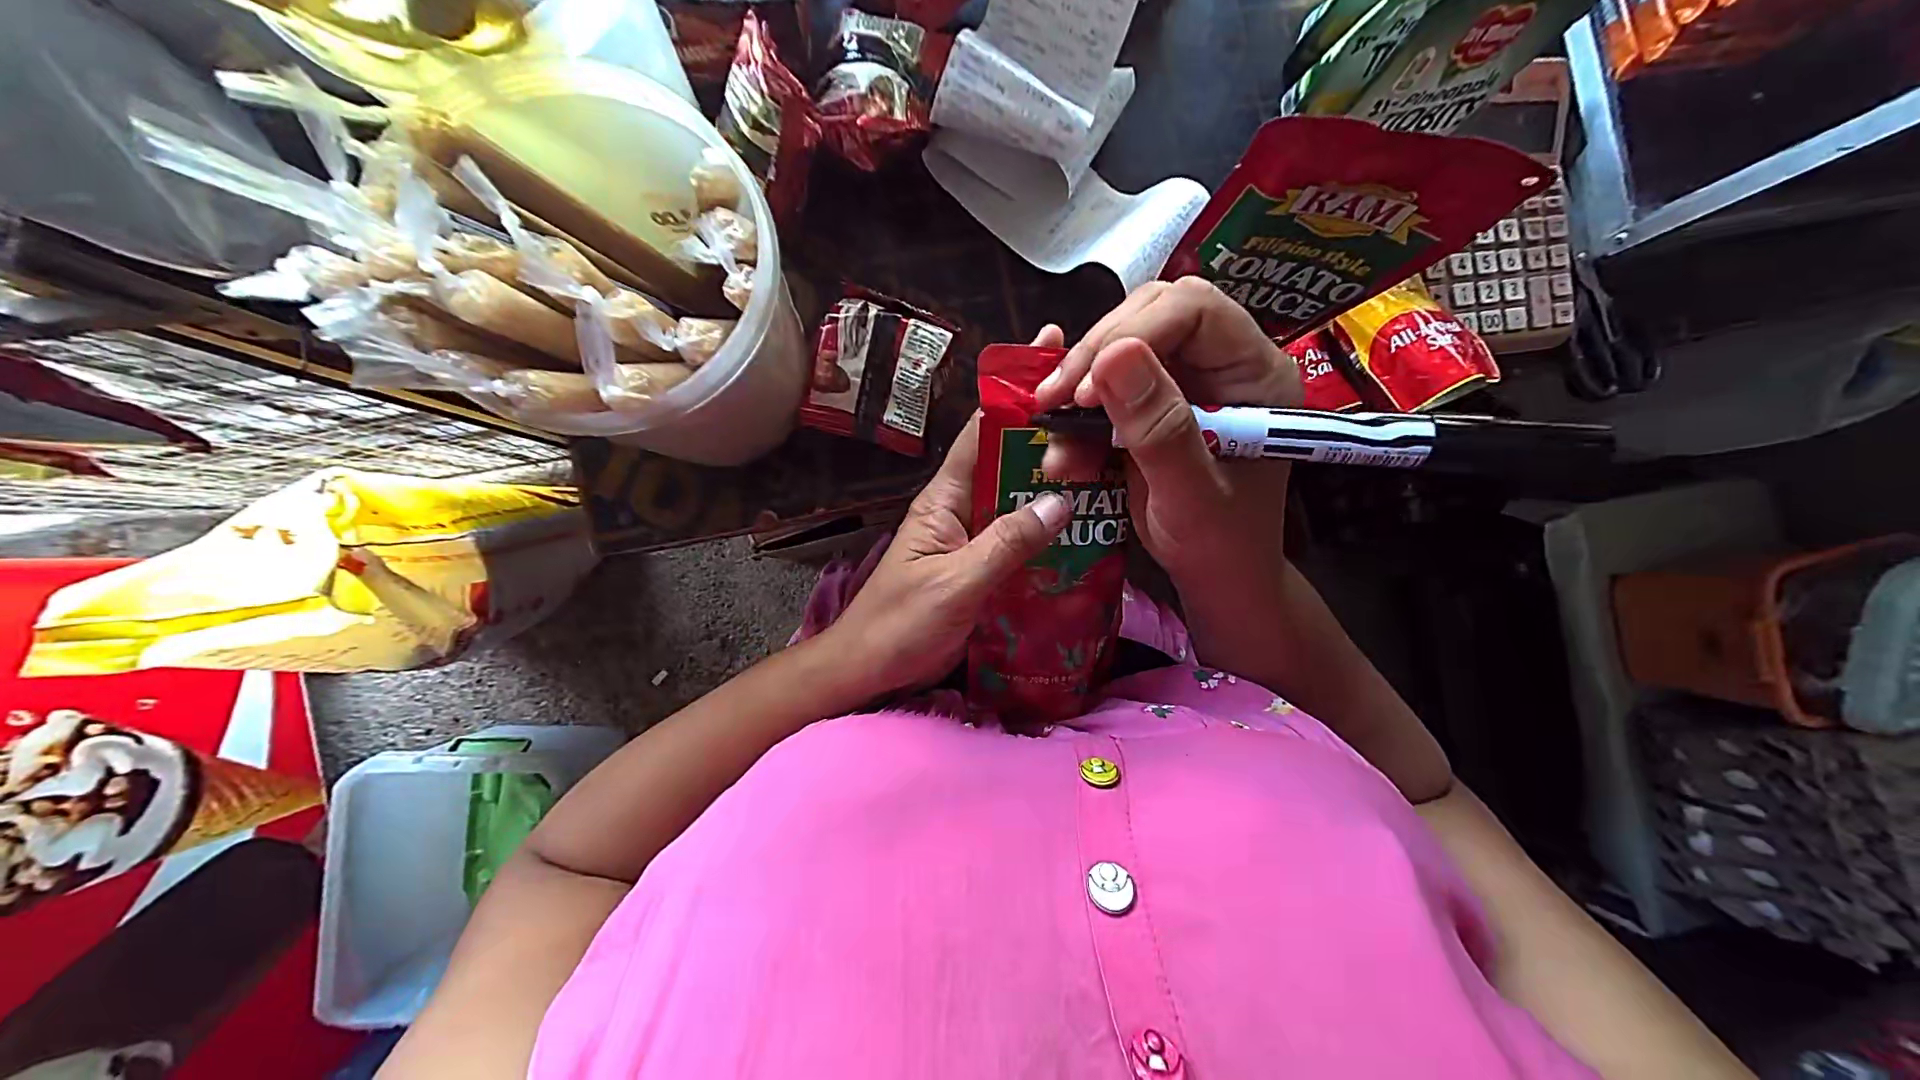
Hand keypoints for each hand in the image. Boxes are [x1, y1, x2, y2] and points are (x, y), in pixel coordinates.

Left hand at [824, 327, 1074, 699]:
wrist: (867, 670)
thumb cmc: (899, 625)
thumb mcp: (956, 584)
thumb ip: (1005, 545)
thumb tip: (1061, 500)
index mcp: (944, 499)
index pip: (980, 433)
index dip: (1014, 395)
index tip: (1053, 357)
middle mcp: (959, 508)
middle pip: (1007, 460)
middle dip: (1048, 436)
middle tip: (1105, 414)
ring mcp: (971, 537)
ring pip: (1017, 498)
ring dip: (1054, 482)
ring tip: (1109, 461)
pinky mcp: (980, 566)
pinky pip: (1019, 536)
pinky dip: (1047, 527)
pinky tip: (1085, 526)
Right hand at [1031, 278, 1299, 590]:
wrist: (1217, 577)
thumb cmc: (1220, 543)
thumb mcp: (1190, 493)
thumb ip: (1158, 428)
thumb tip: (1112, 357)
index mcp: (1254, 372)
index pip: (1193, 310)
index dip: (1133, 336)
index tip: (1086, 392)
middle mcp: (1221, 363)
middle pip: (1151, 316)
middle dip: (1095, 356)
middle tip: (1054, 401)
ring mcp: (1186, 381)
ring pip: (1120, 349)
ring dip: (1076, 390)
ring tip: (1051, 435)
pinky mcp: (1153, 403)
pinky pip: (1105, 388)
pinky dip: (1076, 419)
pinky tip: (1063, 454)